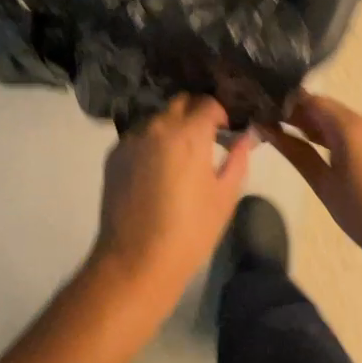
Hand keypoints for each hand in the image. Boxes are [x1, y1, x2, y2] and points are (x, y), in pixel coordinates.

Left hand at [92, 94, 255, 293]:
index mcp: (188, 133)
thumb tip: (247, 136)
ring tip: (181, 155)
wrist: (136, 260)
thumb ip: (238, 159)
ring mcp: (131, 138)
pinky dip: (151, 142)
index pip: (208, 102)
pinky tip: (156, 169)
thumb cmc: (190, 231)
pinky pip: (139, 136)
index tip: (228, 129)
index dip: (221, 112)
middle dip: (196, 113)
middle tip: (207, 137)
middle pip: (181, 102)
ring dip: (172, 126)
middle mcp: (157, 126)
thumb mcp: (224, 197)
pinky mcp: (114, 153)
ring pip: (157, 118)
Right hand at [262, 93, 361, 267]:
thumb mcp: (323, 183)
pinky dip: (328, 135)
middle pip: (323, 106)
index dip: (284, 102)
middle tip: (264, 123)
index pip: (309, 99)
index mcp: (348, 125)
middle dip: (295, 112)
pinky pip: (349, 132)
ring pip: (335, 119)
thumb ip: (294, 151)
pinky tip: (311, 149)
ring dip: (311, 125)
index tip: (259, 109)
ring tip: (281, 135)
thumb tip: (265, 127)